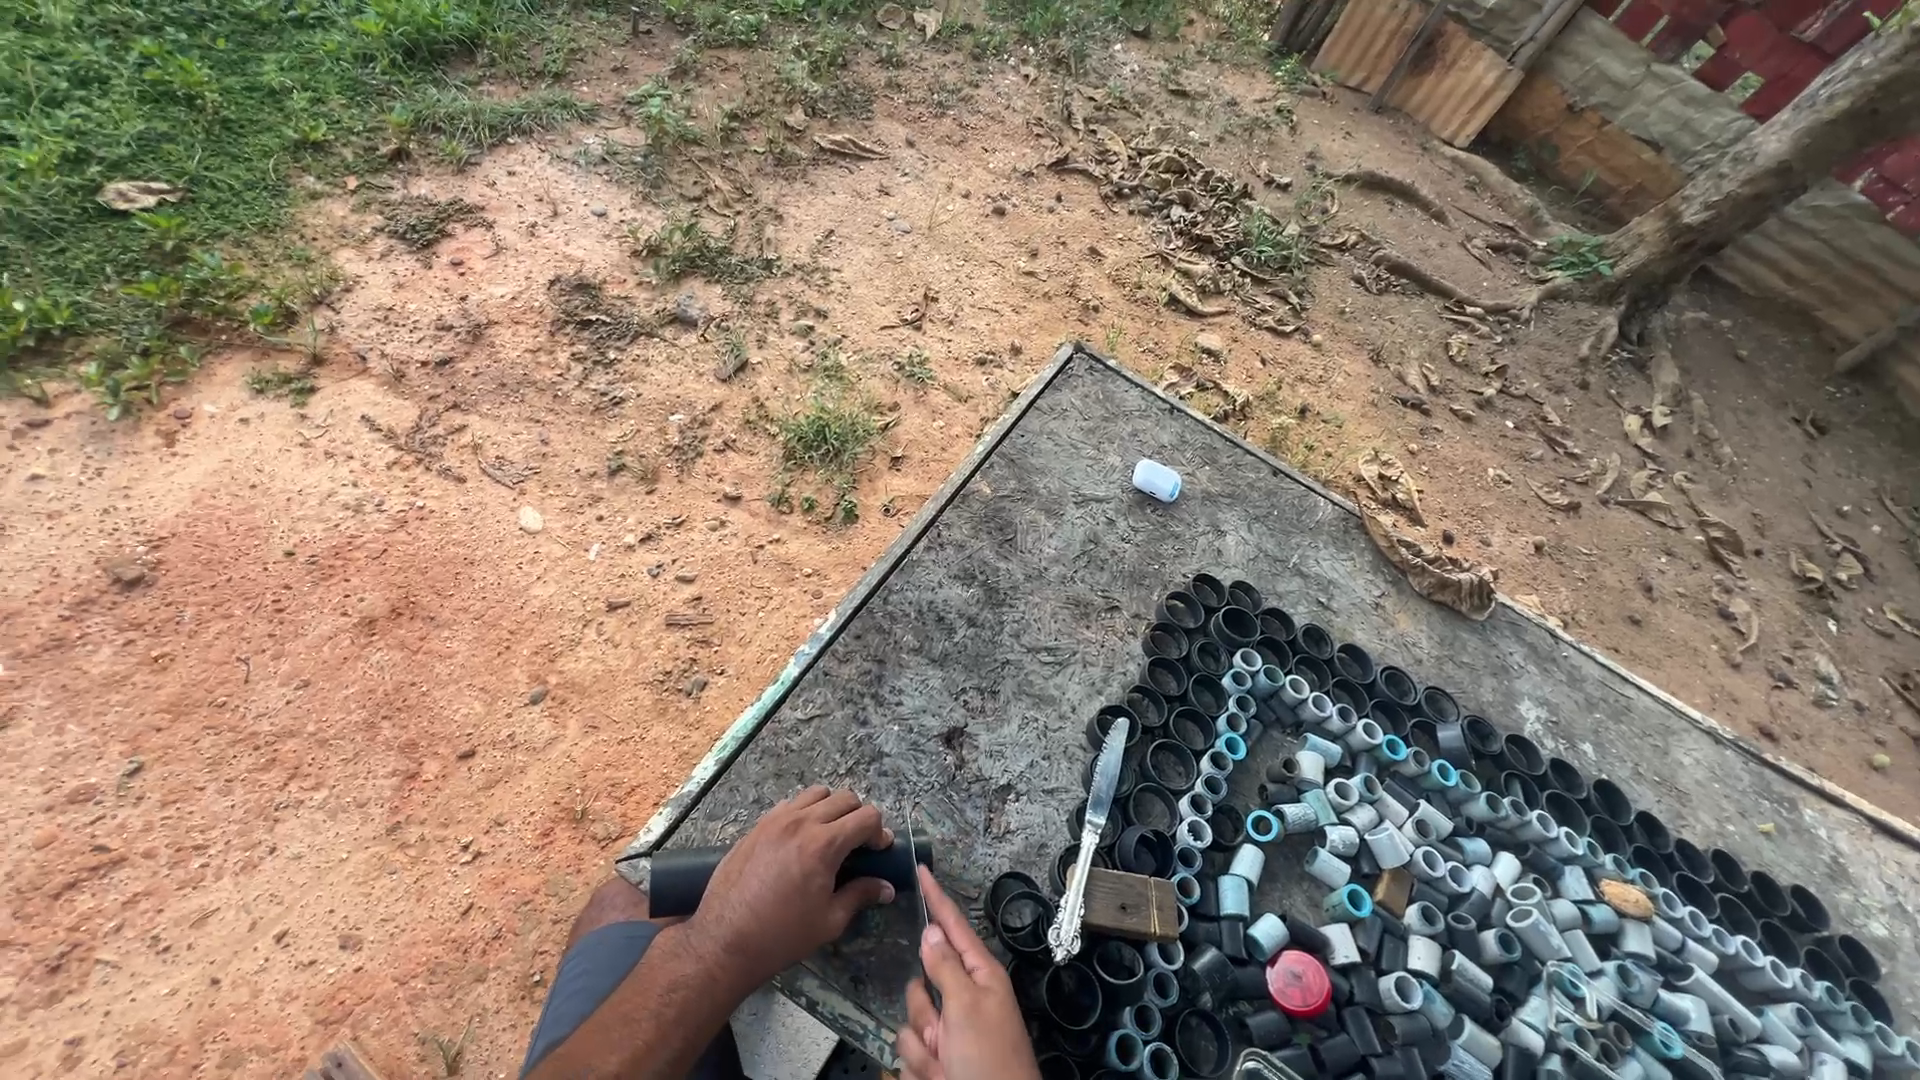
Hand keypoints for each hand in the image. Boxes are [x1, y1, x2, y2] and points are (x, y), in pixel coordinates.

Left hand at [691, 787, 895, 988]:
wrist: (724, 941)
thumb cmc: (781, 936)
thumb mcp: (829, 921)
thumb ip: (860, 895)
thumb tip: (886, 888)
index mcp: (824, 844)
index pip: (866, 816)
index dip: (879, 832)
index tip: (878, 852)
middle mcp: (801, 822)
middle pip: (845, 798)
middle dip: (859, 817)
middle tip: (858, 845)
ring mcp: (776, 820)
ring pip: (816, 794)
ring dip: (831, 809)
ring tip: (829, 837)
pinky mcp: (757, 825)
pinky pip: (789, 804)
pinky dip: (803, 813)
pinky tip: (799, 840)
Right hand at [895, 866, 1040, 1079]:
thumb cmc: (991, 1061)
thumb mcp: (967, 1007)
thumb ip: (945, 967)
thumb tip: (931, 930)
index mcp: (980, 976)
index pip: (953, 926)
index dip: (936, 897)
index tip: (922, 868)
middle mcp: (963, 999)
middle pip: (921, 982)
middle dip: (924, 1011)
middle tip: (944, 1035)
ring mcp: (948, 1032)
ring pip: (911, 1022)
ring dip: (925, 1047)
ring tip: (948, 1064)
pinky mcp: (936, 1061)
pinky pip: (909, 1053)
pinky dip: (923, 1069)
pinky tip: (943, 1078)